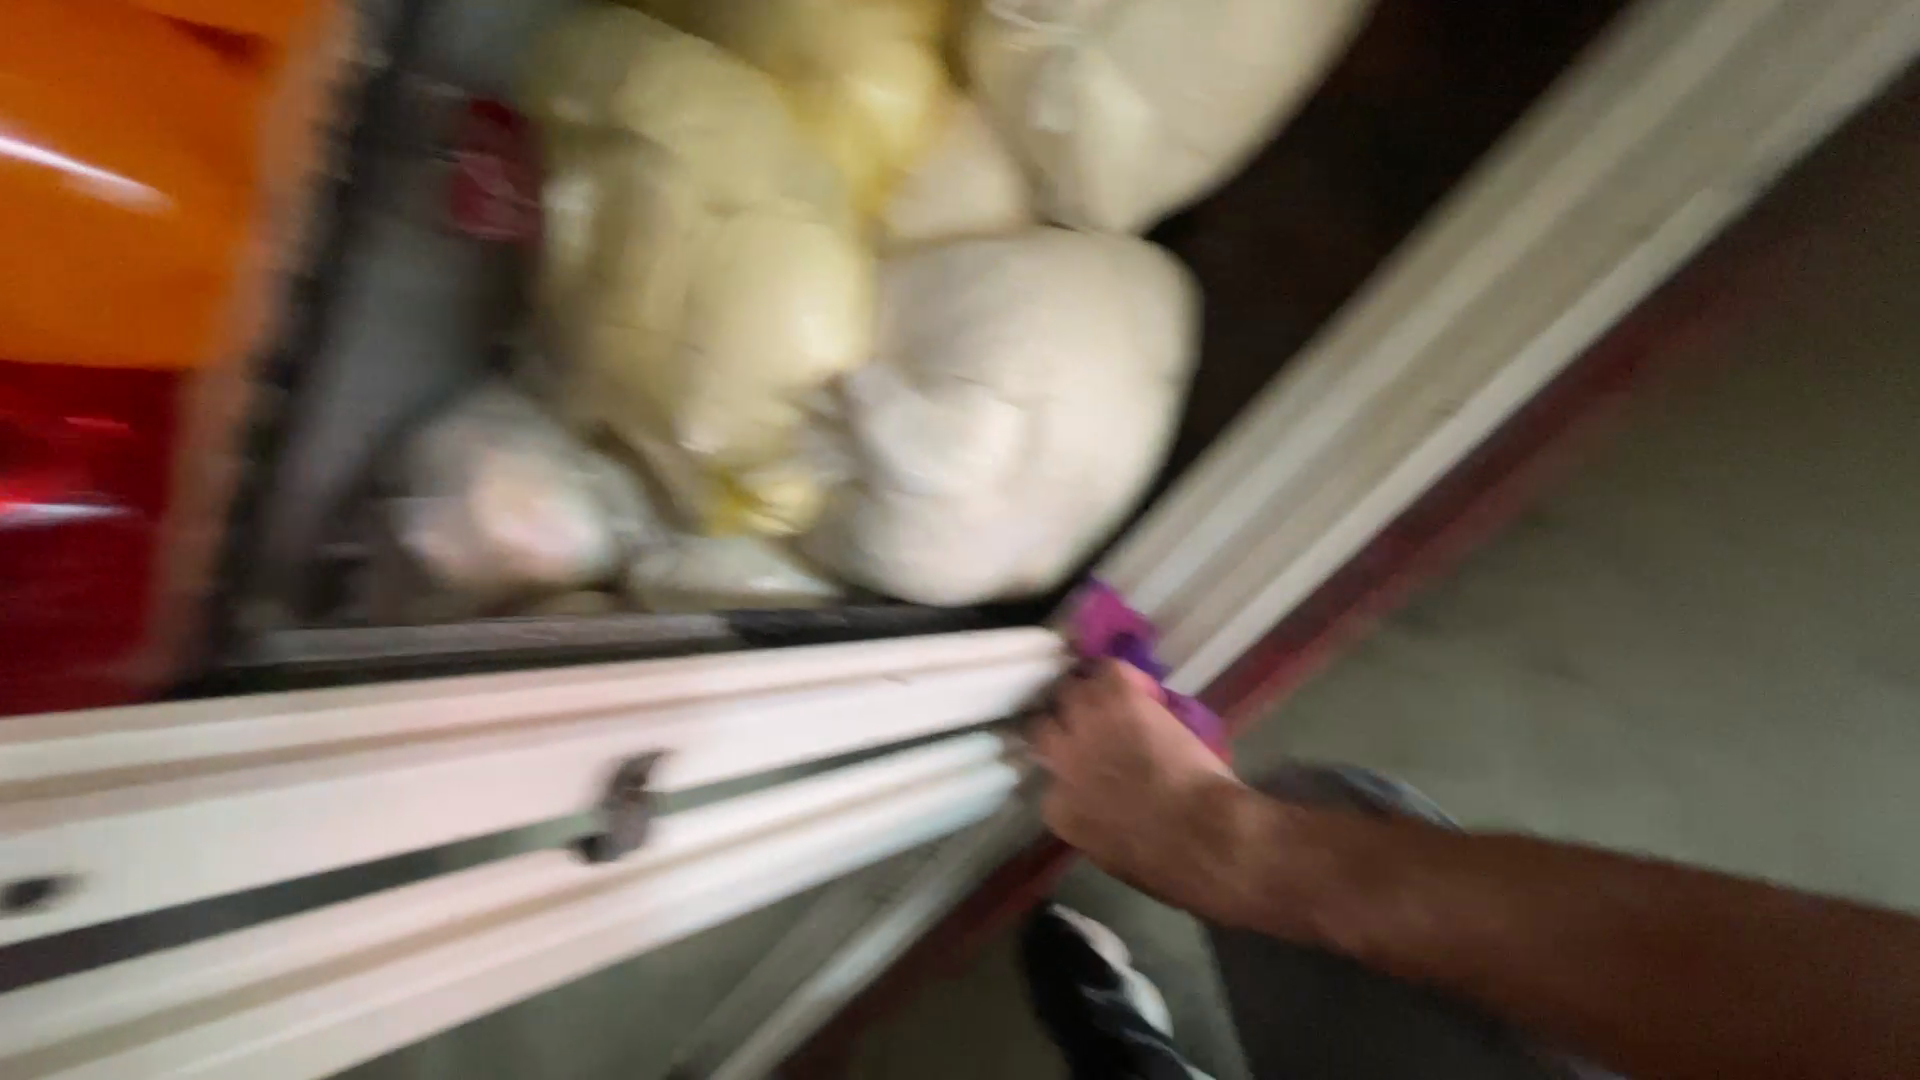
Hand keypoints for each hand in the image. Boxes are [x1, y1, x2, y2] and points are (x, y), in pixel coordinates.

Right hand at [1031, 658, 1243, 898]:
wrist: (1201, 834)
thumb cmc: (1168, 864)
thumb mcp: (1112, 855)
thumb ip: (1092, 822)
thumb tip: (1102, 806)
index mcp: (1059, 807)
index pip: (1049, 780)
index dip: (1068, 771)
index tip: (1085, 770)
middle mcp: (1060, 758)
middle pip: (1043, 726)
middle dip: (1060, 725)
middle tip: (1084, 726)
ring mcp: (1084, 722)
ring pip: (1067, 690)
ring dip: (1084, 694)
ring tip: (1106, 697)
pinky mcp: (1115, 696)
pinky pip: (1107, 669)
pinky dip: (1119, 674)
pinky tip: (1136, 686)